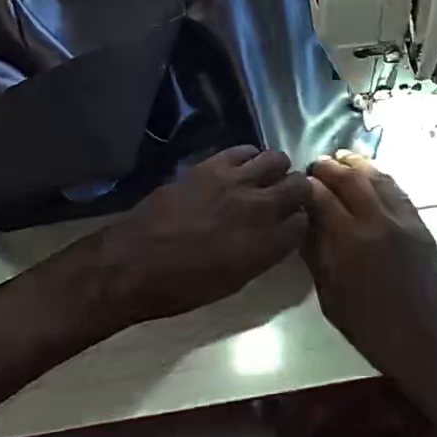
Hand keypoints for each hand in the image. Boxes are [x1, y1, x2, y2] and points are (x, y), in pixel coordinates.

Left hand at [77, 146, 313, 326]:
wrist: (133, 264)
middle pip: (299, 186)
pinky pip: (244, 149)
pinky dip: (249, 157)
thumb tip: (273, 236)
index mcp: (266, 246)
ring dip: (275, 170)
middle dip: (296, 192)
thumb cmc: (182, 287)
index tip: (290, 224)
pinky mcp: (212, 165)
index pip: (303, 223)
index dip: (298, 223)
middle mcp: (259, 208)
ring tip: (262, 179)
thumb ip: (262, 253)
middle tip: (283, 198)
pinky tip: (239, 169)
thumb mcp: (233, 281)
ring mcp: (236, 182)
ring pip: (276, 159)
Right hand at [303, 151, 436, 381]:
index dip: (306, 186)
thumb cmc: (370, 327)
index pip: (321, 198)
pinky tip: (371, 174)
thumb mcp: (330, 295)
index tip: (297, 182)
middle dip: (328, 168)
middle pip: (348, 180)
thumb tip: (305, 224)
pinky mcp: (418, 223)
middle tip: (316, 164)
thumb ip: (317, 255)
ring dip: (356, 164)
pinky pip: (397, 190)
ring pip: (375, 178)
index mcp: (348, 241)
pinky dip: (381, 176)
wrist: (424, 340)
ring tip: (342, 157)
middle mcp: (375, 221)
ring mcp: (401, 219)